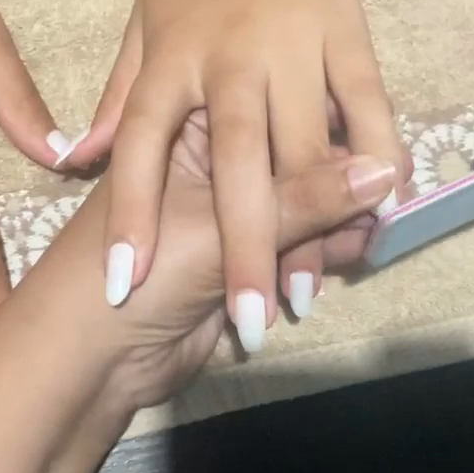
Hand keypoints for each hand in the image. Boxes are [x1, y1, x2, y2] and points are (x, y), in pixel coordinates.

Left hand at [22, 112, 398, 413]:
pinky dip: (333, 246)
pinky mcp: (247, 254)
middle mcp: (208, 156)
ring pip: (303, 197)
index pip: (262, 111)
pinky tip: (364, 245)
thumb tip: (378, 173)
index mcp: (184, 127)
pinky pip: (304, 239)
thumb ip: (297, 201)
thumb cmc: (135, 272)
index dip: (316, 127)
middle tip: (381, 196)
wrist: (92, 361)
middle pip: (289, 153)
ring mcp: (230, 206)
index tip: (362, 142)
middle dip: (332, 180)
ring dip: (341, 215)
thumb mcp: (214, 229)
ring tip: (378, 226)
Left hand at [67, 0, 409, 352]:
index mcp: (170, 57)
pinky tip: (380, 214)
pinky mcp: (351, 34)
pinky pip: (371, 107)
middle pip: (238, 164)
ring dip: (315, 223)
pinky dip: (380, 160)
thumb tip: (69, 158)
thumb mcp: (141, 29)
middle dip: (246, 248)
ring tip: (307, 291)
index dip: (128, 214)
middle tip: (252, 320)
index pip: (139, 143)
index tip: (122, 281)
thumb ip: (113, 99)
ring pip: (307, 147)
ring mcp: (295, 45)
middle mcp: (230, 57)